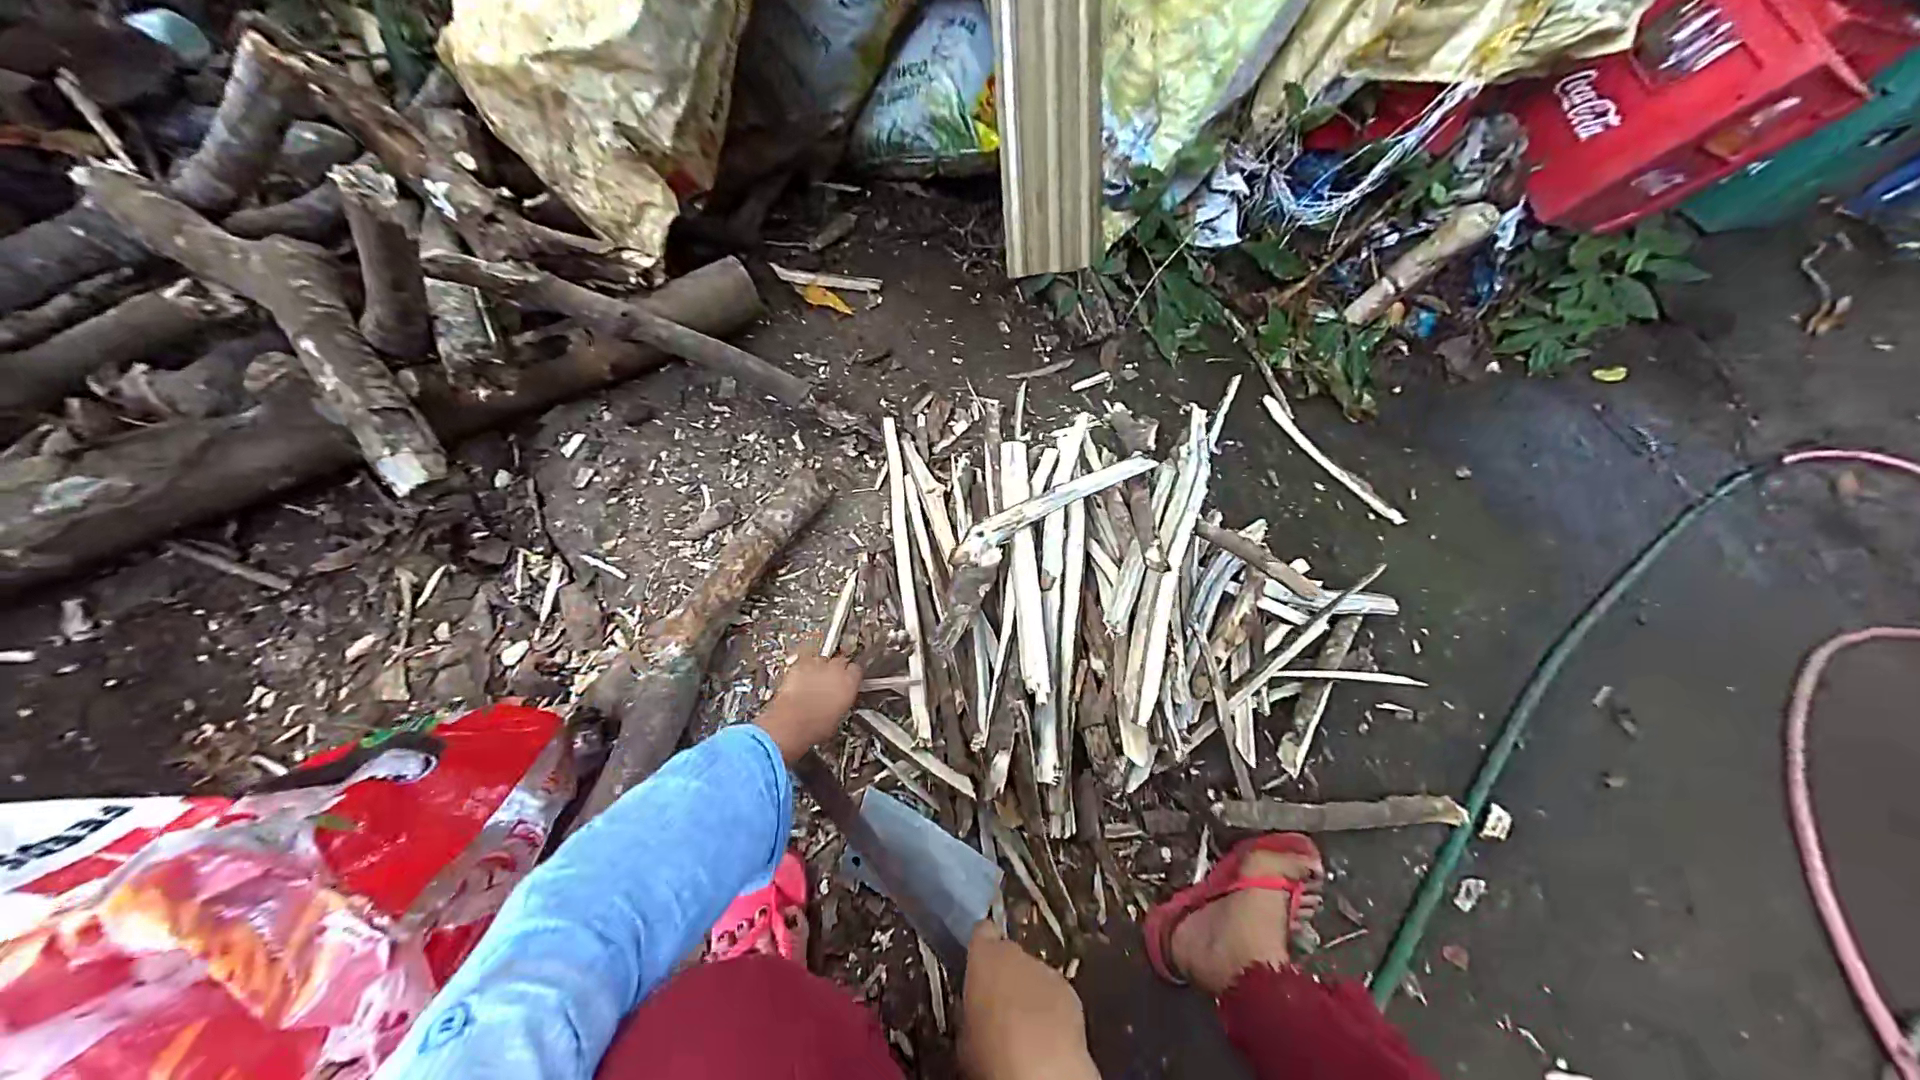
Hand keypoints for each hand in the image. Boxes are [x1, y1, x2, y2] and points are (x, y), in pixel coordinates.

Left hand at [755, 649, 861, 763]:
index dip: (851, 676)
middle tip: (830, 683)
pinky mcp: (798, 665)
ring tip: (814, 682)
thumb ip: (843, 701)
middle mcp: (835, 669)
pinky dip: (803, 670)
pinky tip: (800, 681)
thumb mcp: (840, 717)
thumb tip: (841, 701)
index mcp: (850, 682)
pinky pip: (804, 663)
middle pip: (840, 661)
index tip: (847, 681)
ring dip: (819, 668)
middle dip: (836, 669)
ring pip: (822, 660)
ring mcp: (816, 665)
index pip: (856, 670)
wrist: (791, 724)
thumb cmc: (815, 726)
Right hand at [958, 921, 1099, 1079]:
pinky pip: (1055, 995)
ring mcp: (1047, 972)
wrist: (1043, 1072)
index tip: (979, 962)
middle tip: (1000, 1008)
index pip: (982, 931)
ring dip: (1029, 993)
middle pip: (1010, 956)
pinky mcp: (1072, 994)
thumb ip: (969, 1009)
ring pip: (1034, 976)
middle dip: (1006, 975)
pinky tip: (1049, 1036)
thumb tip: (974, 1011)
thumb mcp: (964, 1034)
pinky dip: (1052, 1009)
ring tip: (1026, 1026)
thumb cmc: (991, 1052)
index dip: (981, 945)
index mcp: (985, 957)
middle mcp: (1017, 956)